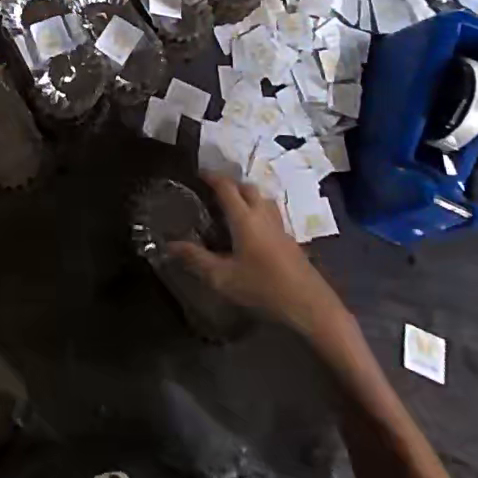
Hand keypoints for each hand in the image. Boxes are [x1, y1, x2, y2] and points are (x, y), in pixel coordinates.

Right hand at [172, 174, 349, 337]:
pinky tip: (251, 229)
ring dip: (246, 195)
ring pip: (261, 198)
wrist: (308, 303)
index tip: (198, 174)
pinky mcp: (289, 238)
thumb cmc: (263, 288)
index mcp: (245, 218)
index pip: (226, 188)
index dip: (212, 178)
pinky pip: (270, 212)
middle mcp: (263, 214)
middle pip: (247, 188)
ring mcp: (279, 225)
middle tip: (212, 192)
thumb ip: (196, 259)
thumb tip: (170, 245)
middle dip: (229, 184)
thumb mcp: (223, 278)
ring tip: (231, 206)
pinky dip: (257, 210)